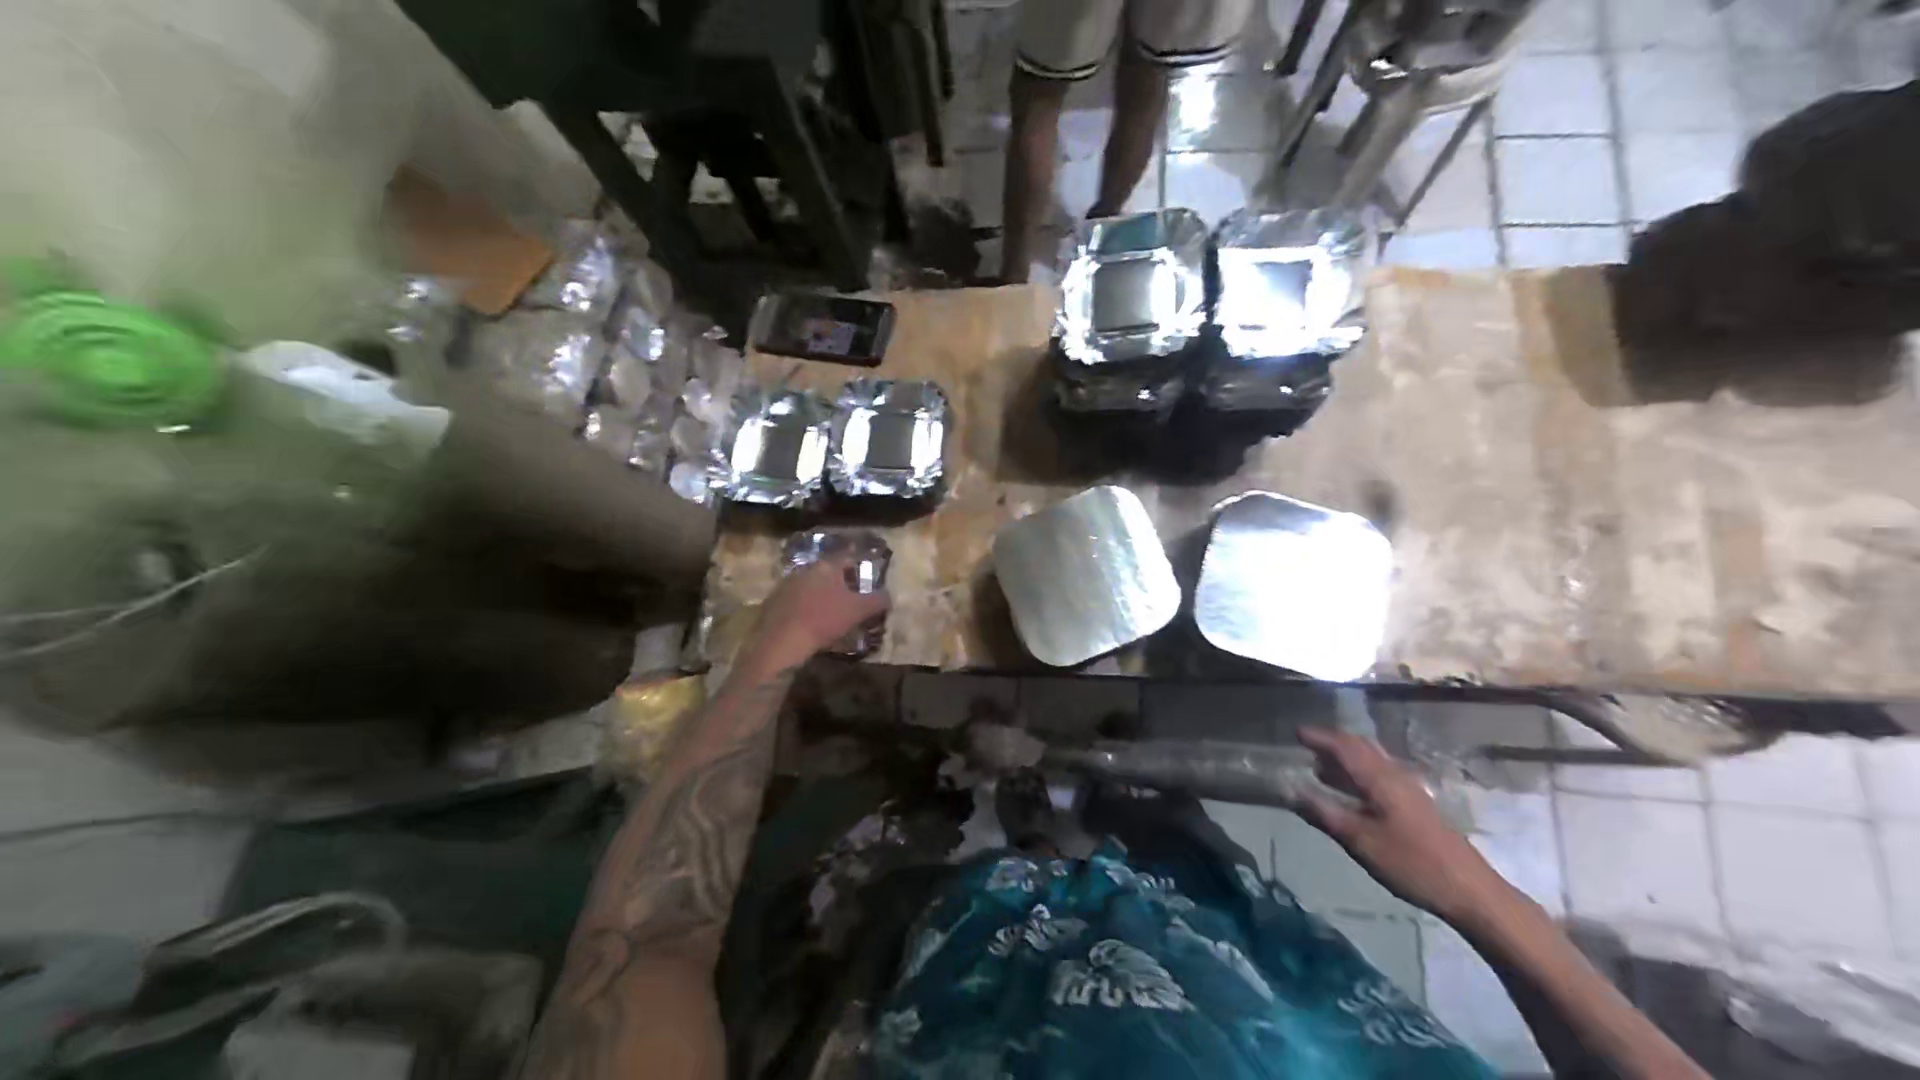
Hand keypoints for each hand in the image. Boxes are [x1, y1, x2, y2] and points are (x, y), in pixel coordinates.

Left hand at [741, 558, 890, 671]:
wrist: (781, 641)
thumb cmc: (824, 620)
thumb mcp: (858, 611)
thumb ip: (877, 601)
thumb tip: (889, 596)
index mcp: (827, 566)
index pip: (847, 556)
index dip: (858, 562)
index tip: (866, 570)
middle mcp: (806, 569)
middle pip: (828, 570)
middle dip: (840, 580)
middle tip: (851, 594)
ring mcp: (787, 583)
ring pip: (810, 583)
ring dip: (821, 592)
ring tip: (831, 609)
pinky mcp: (773, 601)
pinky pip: (796, 598)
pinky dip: (805, 605)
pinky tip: (809, 620)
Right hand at [1295, 727, 1516, 925]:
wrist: (1470, 891)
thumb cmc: (1411, 862)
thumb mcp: (1359, 840)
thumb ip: (1323, 813)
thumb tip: (1289, 790)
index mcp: (1380, 779)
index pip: (1344, 746)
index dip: (1319, 737)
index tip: (1295, 732)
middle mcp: (1395, 776)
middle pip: (1361, 747)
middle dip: (1332, 743)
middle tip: (1307, 746)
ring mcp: (1409, 790)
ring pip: (1372, 761)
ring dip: (1346, 758)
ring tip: (1320, 768)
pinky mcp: (1416, 806)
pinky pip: (1381, 775)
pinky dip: (1359, 774)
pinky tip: (1351, 793)